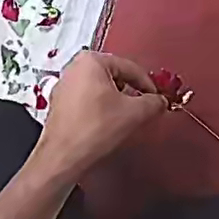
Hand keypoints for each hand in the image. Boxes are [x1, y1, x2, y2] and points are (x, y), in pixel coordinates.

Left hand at [30, 51, 168, 180]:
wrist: (63, 157)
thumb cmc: (95, 128)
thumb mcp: (134, 113)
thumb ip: (153, 102)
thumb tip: (160, 101)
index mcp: (91, 61)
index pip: (129, 68)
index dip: (147, 84)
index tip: (156, 97)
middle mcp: (74, 67)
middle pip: (114, 76)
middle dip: (131, 91)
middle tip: (143, 106)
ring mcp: (63, 85)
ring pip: (100, 87)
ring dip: (116, 100)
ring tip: (126, 117)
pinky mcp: (59, 103)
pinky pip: (87, 98)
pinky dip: (100, 107)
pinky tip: (107, 123)